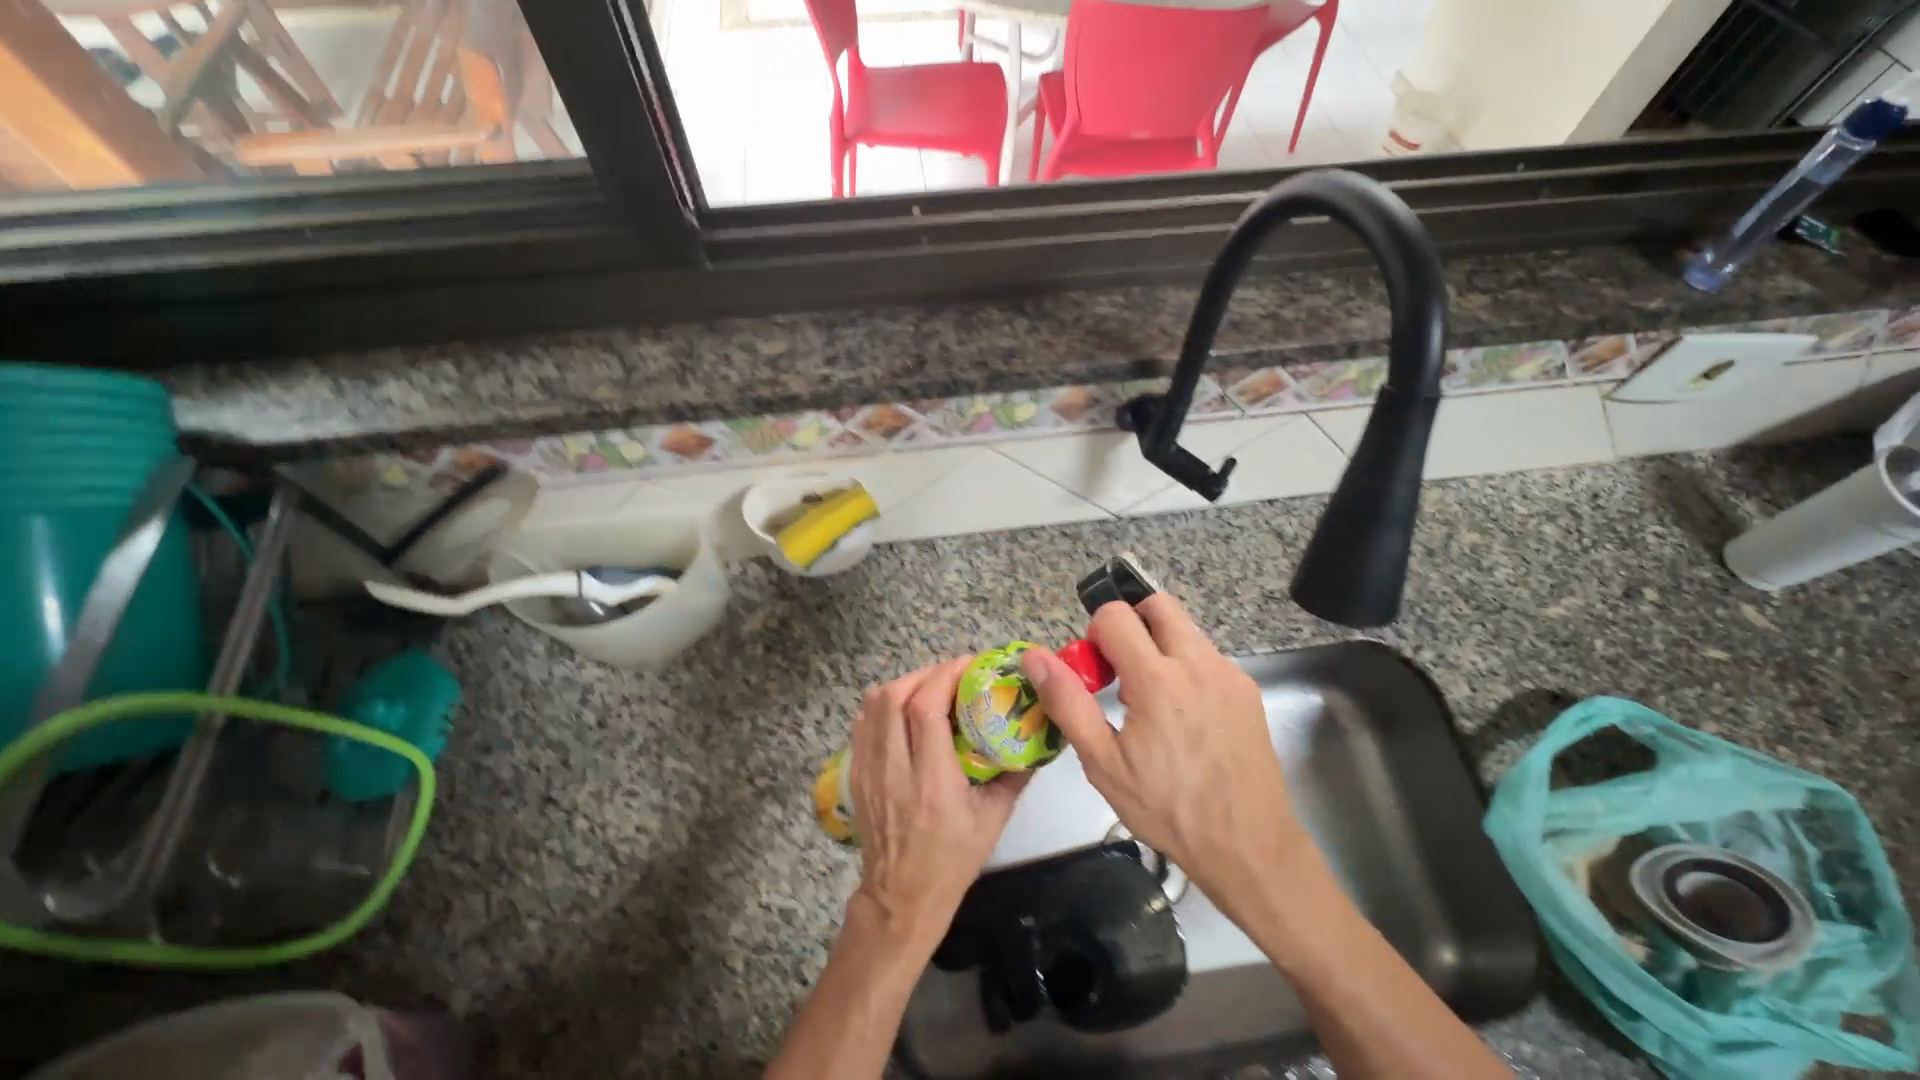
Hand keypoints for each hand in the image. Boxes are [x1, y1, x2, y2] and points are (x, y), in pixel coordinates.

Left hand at [849, 657, 1031, 940]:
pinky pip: (862, 725)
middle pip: (894, 698)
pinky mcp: (856, 775)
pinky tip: (903, 710)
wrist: (903, 896)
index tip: (968, 665)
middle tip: (951, 674)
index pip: (926, 709)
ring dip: (902, 686)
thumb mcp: (994, 819)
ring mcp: (869, 772)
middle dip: (924, 675)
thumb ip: (1015, 775)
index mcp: (932, 781)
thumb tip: (1035, 737)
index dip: (945, 676)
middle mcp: (894, 770)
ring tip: (929, 687)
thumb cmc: (953, 859)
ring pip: (873, 706)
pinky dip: (882, 706)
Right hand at [1020, 595, 1320, 914]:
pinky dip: (1187, 670)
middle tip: (1119, 670)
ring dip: (1160, 646)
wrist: (1247, 844)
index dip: (1095, 636)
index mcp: (1157, 678)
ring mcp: (1229, 674)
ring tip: (1150, 702)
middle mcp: (1198, 663)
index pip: (1116, 615)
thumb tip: (1033, 657)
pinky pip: (1209, 659)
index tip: (1095, 673)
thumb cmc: (1167, 808)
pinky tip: (1183, 719)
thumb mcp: (1103, 763)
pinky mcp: (1247, 691)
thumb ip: (1067, 702)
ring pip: (1186, 630)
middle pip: (1158, 605)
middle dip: (1131, 624)